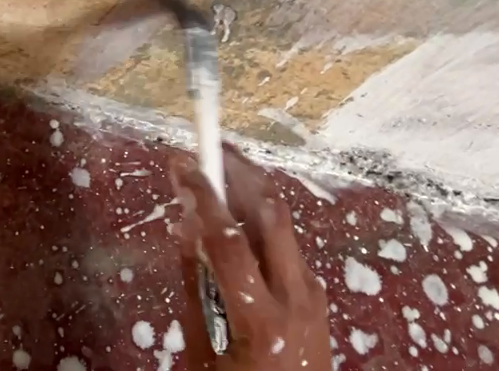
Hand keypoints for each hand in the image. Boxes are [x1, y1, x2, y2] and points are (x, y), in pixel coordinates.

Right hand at [173, 147, 330, 369]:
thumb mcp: (203, 350)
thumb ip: (195, 284)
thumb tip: (185, 225)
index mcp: (260, 317)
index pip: (227, 237)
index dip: (201, 192)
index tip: (178, 161)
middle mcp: (295, 297)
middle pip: (272, 211)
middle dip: (240, 170)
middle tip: (211, 148)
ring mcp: (314, 296)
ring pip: (283, 224)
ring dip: (251, 192)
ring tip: (220, 173)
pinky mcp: (319, 297)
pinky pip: (287, 246)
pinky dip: (261, 222)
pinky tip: (238, 221)